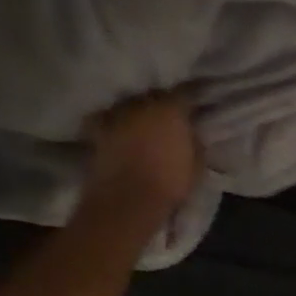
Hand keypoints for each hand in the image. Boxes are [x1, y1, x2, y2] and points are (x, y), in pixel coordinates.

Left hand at [84, 92, 203, 211]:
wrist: (128, 202)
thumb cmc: (170, 182)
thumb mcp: (197, 163)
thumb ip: (194, 141)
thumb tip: (189, 132)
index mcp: (170, 109)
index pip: (184, 93)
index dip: (189, 100)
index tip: (193, 107)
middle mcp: (141, 105)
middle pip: (153, 96)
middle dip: (160, 103)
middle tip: (167, 116)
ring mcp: (116, 116)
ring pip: (129, 105)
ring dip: (136, 111)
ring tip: (141, 122)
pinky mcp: (97, 132)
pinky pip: (106, 120)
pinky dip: (111, 122)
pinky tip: (116, 129)